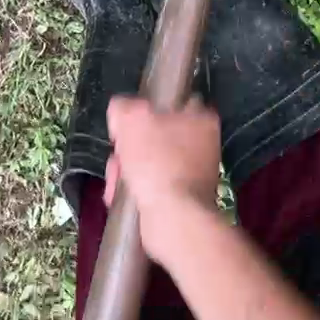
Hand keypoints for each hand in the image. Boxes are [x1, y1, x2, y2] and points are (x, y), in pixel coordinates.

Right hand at [103, 96, 221, 258]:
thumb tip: (121, 113)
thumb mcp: (131, 118)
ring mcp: (194, 174)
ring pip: (149, 163)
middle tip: (118, 155)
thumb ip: (124, 107)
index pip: (171, 101)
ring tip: (116, 181)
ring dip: (126, 171)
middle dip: (129, 147)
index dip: (145, 108)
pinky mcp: (182, 199)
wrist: (173, 218)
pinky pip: (152, 186)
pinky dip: (134, 190)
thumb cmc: (157, 161)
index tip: (128, 121)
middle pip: (154, 135)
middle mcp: (203, 144)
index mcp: (202, 118)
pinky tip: (121, 196)